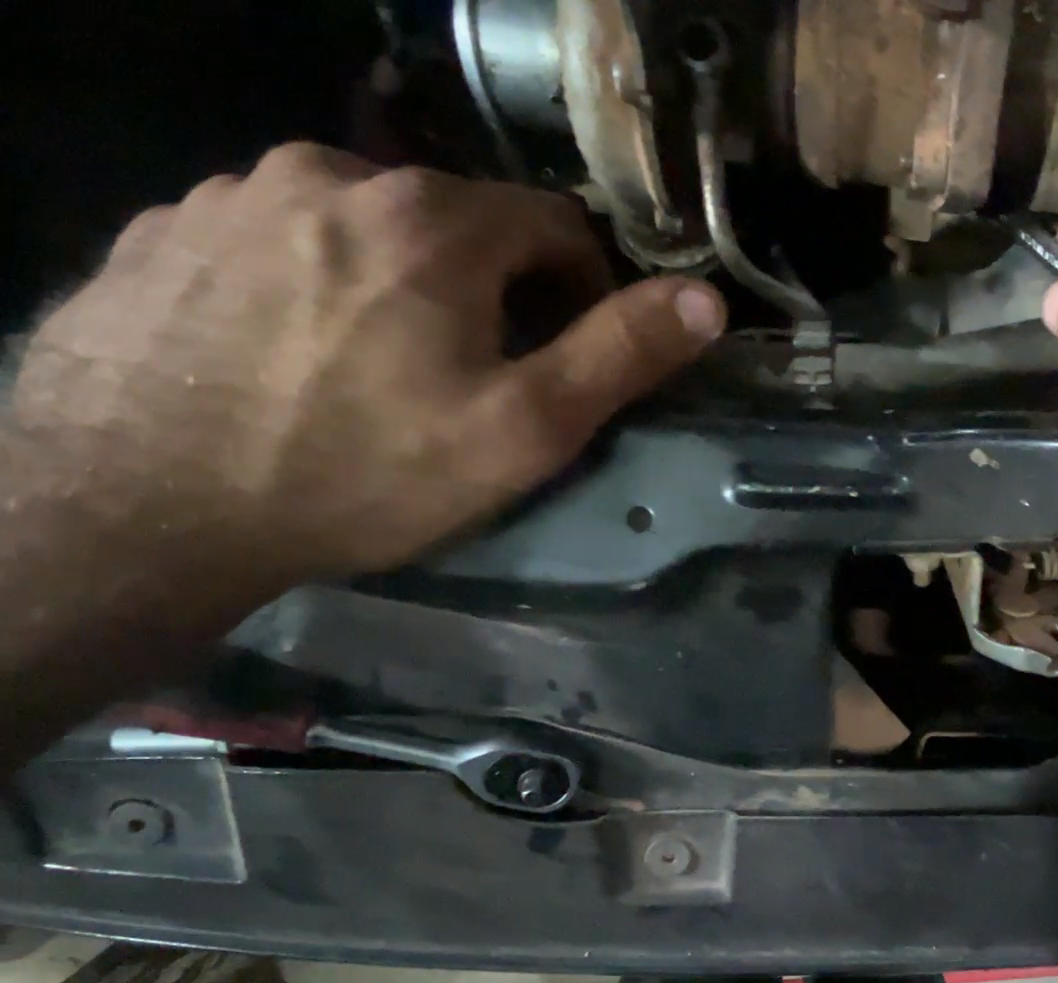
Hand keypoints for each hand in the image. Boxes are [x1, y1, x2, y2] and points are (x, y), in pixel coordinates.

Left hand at [9, 142, 723, 582]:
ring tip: (384, 365)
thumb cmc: (362, 473)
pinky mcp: (164, 229)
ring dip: (402, 277)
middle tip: (479, 372)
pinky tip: (298, 353)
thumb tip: (707, 298)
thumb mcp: (524, 428)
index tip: (567, 351)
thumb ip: (621, 353)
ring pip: (369, 224)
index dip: (584, 287)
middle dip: (493, 285)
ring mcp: (234, 195)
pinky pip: (283, 237)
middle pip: (460, 219)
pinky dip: (316, 279)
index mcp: (432, 219)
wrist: (129, 513)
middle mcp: (331, 174)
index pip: (555, 222)